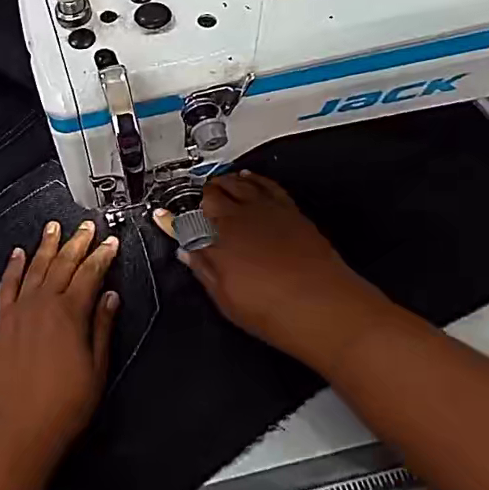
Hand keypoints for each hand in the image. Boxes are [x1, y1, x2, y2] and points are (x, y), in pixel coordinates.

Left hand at [0, 219, 119, 469]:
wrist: (13, 429)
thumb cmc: (61, 407)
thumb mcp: (96, 370)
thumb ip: (102, 328)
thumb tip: (110, 298)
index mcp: (70, 313)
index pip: (90, 274)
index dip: (102, 256)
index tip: (111, 243)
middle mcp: (44, 303)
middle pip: (64, 263)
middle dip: (78, 242)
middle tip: (87, 226)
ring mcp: (20, 310)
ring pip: (36, 267)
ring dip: (47, 245)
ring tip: (54, 227)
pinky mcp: (2, 321)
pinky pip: (7, 284)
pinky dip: (13, 266)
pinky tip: (18, 253)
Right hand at [157, 171, 387, 371]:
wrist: (326, 308)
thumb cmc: (277, 312)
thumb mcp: (227, 300)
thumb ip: (204, 271)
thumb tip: (189, 256)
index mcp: (216, 242)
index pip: (184, 225)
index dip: (170, 220)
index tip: (162, 217)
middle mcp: (237, 220)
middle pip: (210, 197)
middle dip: (198, 200)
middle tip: (194, 206)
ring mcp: (264, 211)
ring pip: (235, 184)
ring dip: (222, 184)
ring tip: (215, 186)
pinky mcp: (288, 210)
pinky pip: (264, 184)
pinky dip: (252, 178)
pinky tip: (247, 177)